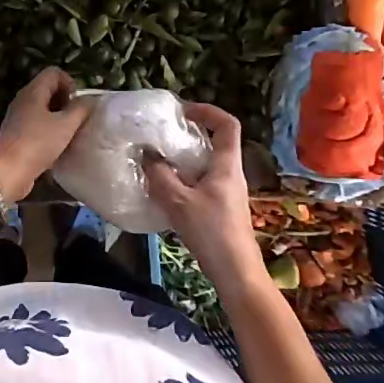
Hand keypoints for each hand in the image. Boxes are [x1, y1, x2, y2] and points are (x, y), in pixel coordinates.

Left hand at [0, 68, 89, 199]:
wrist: (8, 172)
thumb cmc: (37, 143)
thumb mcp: (66, 125)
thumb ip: (81, 109)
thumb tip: (89, 100)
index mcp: (33, 92)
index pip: (54, 73)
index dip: (70, 83)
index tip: (78, 103)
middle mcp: (23, 100)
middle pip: (48, 90)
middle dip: (66, 101)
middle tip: (77, 119)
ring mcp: (18, 118)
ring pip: (43, 109)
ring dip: (59, 118)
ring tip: (70, 133)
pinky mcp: (18, 135)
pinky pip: (38, 125)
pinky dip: (50, 131)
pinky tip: (58, 146)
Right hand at [146, 103, 266, 287]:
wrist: (236, 271)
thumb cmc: (211, 232)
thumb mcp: (178, 202)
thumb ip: (160, 176)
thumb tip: (147, 155)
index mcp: (226, 165)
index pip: (227, 124)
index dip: (207, 111)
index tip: (182, 111)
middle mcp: (231, 173)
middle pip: (214, 142)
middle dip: (189, 135)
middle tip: (162, 136)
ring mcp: (227, 191)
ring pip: (206, 164)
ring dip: (184, 159)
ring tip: (158, 162)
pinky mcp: (221, 207)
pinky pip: (202, 182)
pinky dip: (184, 178)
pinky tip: (165, 191)